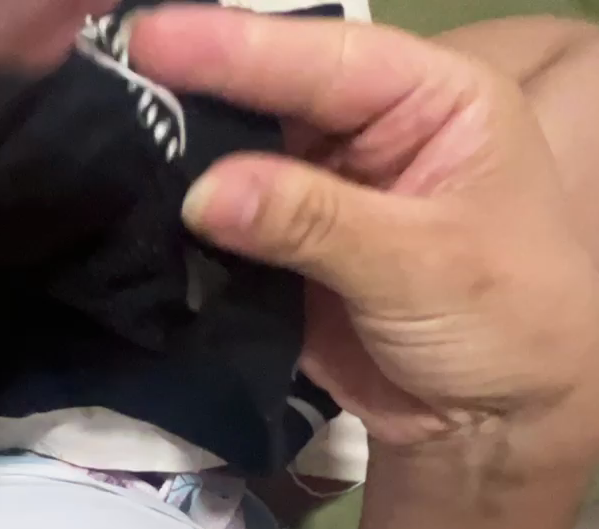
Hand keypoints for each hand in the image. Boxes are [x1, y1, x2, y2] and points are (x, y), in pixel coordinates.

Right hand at [132, 7, 598, 455]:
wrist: (479, 421)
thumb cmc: (497, 322)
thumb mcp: (418, 262)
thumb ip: (310, 222)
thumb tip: (199, 193)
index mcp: (428, 103)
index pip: (324, 61)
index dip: (236, 47)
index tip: (149, 38)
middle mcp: (363, 137)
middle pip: (266, 99)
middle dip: (191, 88)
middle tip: (105, 74)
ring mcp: (313, 199)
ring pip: (233, 164)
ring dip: (175, 158)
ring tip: (101, 136)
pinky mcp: (277, 257)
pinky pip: (220, 231)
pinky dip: (180, 226)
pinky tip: (130, 208)